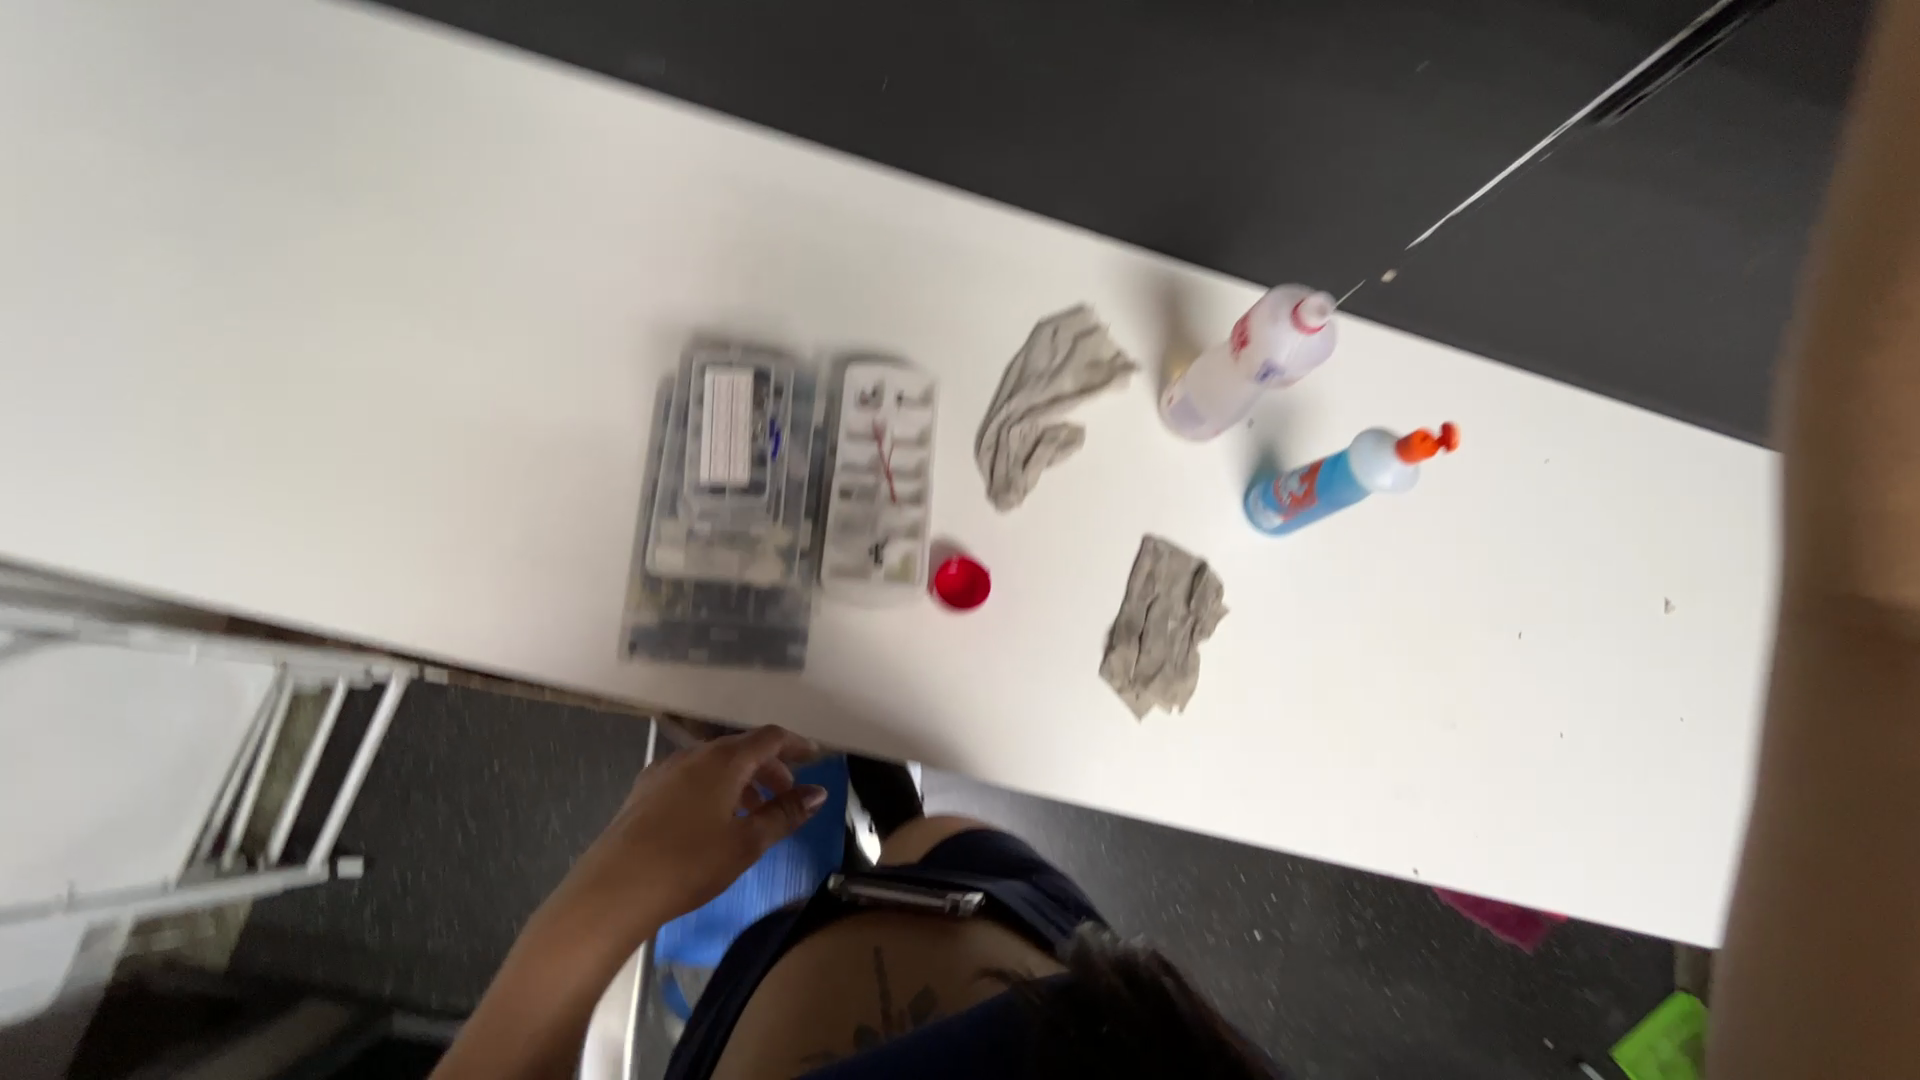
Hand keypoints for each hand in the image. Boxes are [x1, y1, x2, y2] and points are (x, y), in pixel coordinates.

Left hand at [545, 725, 828, 943]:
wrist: (611, 892)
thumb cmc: (688, 864)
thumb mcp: (747, 843)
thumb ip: (785, 814)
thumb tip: (817, 793)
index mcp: (723, 760)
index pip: (770, 738)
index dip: (795, 745)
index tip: (815, 758)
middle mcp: (694, 755)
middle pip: (741, 749)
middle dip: (770, 768)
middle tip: (787, 797)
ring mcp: (664, 772)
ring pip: (714, 764)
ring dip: (742, 781)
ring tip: (753, 814)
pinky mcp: (643, 793)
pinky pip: (691, 778)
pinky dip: (714, 789)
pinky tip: (712, 822)